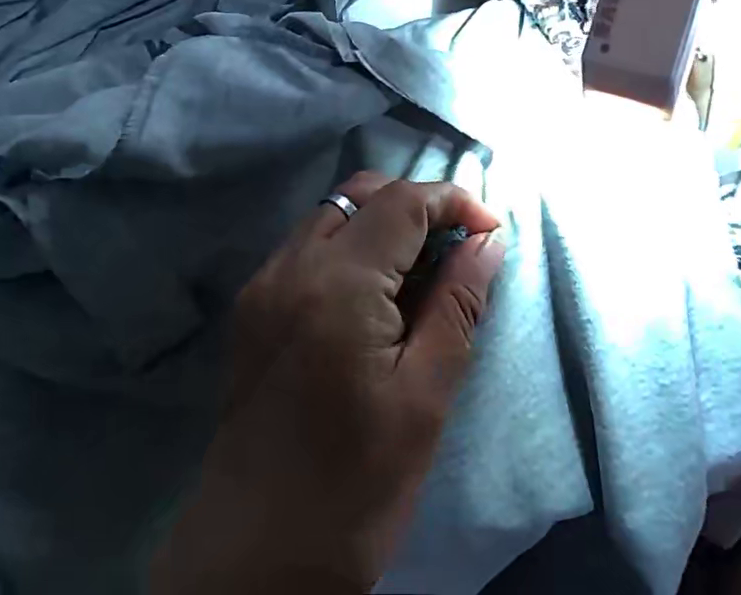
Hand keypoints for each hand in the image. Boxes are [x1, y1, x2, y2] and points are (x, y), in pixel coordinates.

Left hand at [149, 175, 506, 593]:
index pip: (400, 203)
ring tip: (418, 273)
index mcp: (337, 284)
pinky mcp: (251, 305)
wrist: (258, 544)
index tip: (489, 229)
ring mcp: (263, 282)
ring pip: (327, 216)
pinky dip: (344, 248)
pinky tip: (370, 295)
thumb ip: (457, 306)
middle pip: (357, 195)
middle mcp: (290, 265)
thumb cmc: (356, 482)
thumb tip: (487, 242)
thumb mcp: (425, 396)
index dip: (451, 201)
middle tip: (455, 248)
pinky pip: (303, 248)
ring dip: (377, 224)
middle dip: (412, 205)